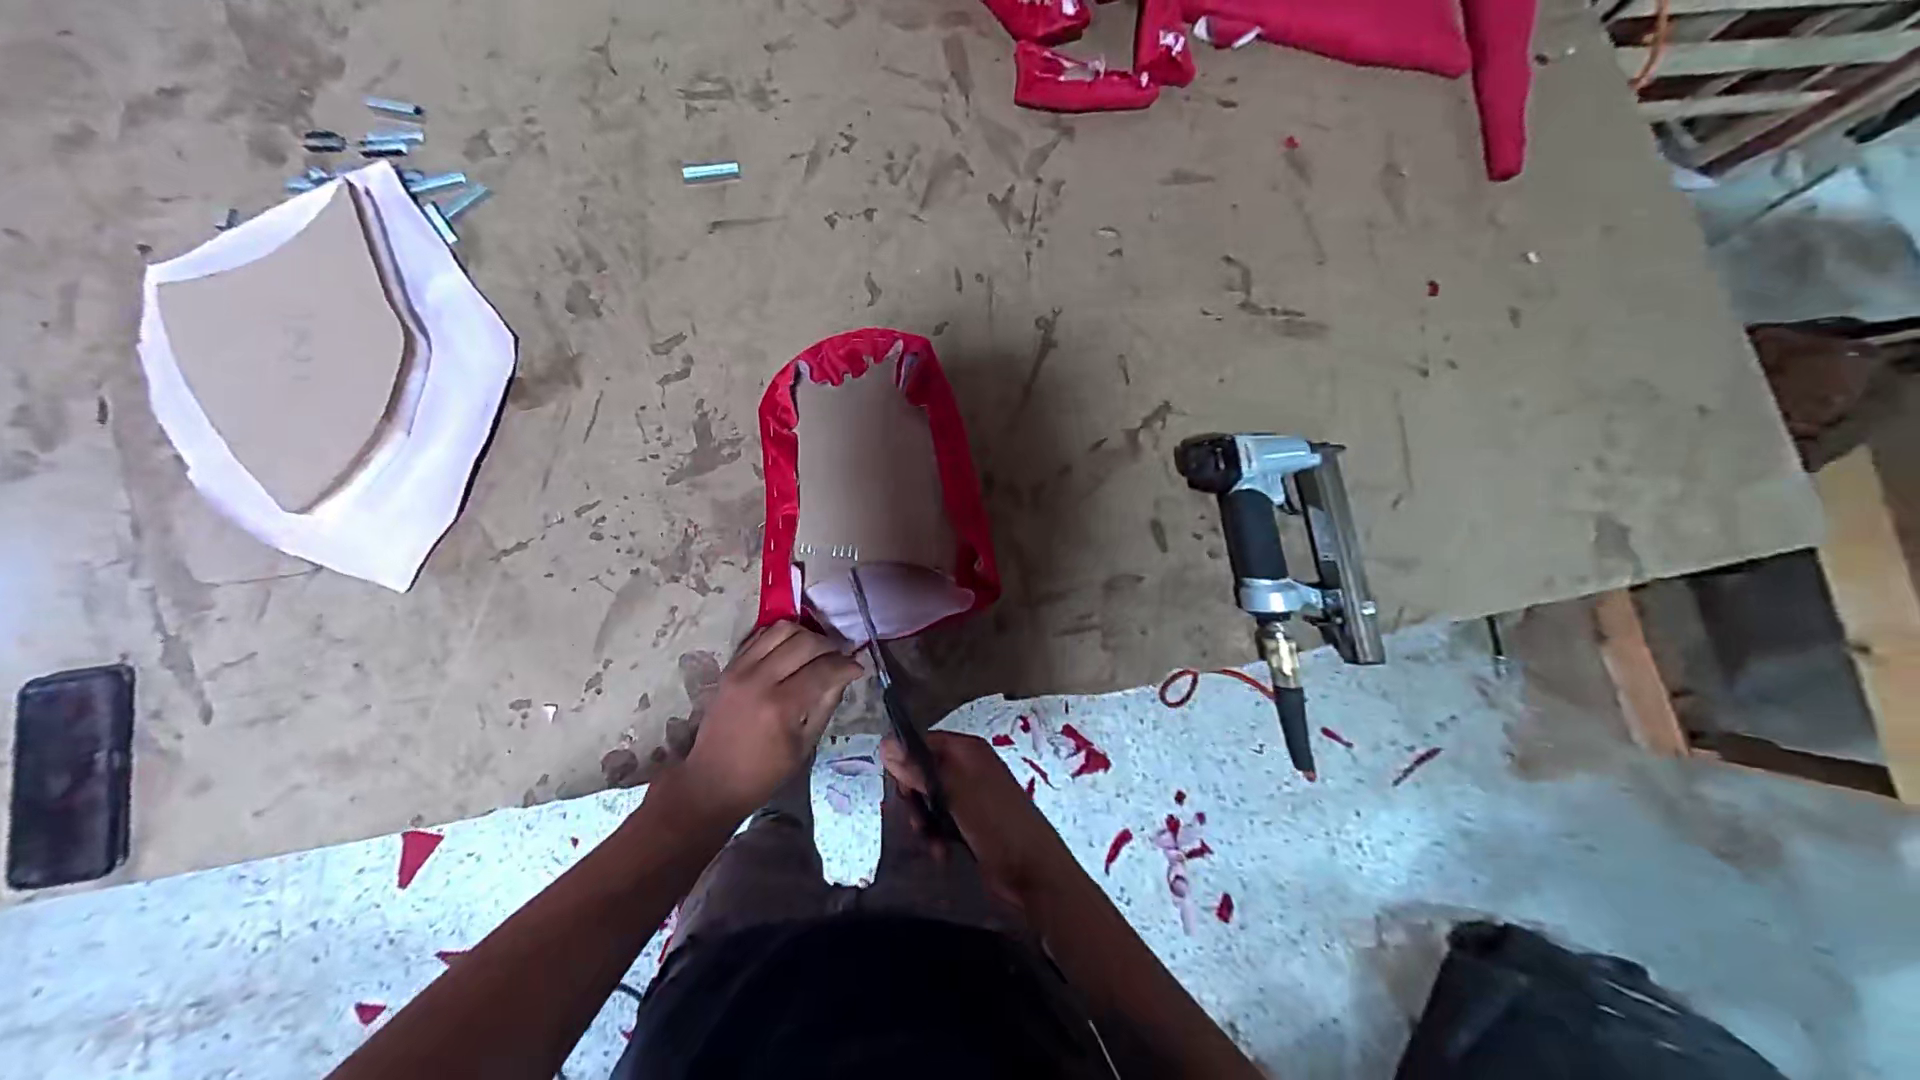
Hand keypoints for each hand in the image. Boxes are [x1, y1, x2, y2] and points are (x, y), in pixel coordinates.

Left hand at [668, 621, 862, 819]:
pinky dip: (781, 636)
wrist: (712, 780)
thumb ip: (827, 703)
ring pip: (783, 629)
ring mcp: (741, 670)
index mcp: (781, 707)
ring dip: (806, 635)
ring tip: (816, 651)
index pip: (824, 669)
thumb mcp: (805, 745)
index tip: (857, 668)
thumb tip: (846, 674)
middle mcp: (760, 680)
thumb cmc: (764, 772)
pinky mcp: (730, 667)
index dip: (847, 665)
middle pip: (806, 642)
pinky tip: (791, 650)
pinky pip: (760, 635)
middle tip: (839, 658)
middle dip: (830, 646)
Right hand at [881, 732, 1078, 904]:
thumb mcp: (956, 794)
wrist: (1033, 872)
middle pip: (922, 773)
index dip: (908, 764)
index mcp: (968, 751)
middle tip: (918, 821)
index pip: (924, 744)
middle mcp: (968, 768)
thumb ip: (920, 770)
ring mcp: (970, 796)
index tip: (902, 790)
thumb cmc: (998, 824)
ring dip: (924, 822)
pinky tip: (941, 852)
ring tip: (931, 842)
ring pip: (929, 800)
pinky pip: (941, 821)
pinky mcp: (970, 822)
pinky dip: (936, 835)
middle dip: (915, 799)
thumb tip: (885, 745)